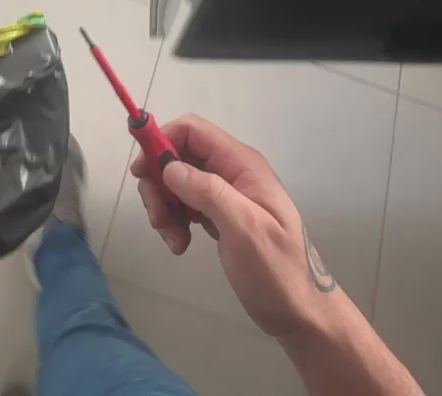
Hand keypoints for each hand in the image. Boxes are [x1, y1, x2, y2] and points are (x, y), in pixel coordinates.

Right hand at [131, 115, 347, 342]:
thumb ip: (209, 192)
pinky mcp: (219, 214)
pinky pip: (185, 204)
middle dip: (159, 183)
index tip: (142, 170)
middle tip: (157, 218)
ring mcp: (225, 193)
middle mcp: (232, 170)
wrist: (300, 311)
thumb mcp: (244, 230)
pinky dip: (174, 220)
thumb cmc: (277, 270)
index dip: (162, 140)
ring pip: (178, 181)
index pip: (193, 130)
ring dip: (165, 206)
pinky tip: (180, 243)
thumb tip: (169, 166)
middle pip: (179, 156)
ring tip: (173, 239)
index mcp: (241, 163)